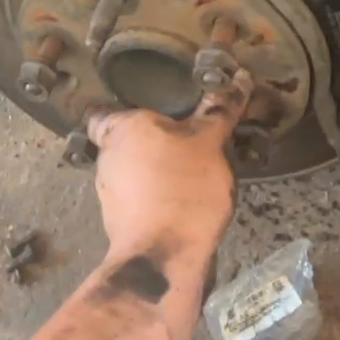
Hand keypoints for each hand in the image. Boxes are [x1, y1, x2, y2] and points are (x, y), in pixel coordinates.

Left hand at [85, 70, 253, 261]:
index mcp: (119, 128)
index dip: (120, 107)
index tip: (148, 107)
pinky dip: (159, 196)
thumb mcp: (209, 142)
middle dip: (152, 140)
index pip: (102, 110)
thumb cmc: (183, 187)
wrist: (164, 260)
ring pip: (133, 171)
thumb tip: (238, 78)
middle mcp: (106, 157)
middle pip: (125, 140)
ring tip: (193, 171)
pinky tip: (186, 201)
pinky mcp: (120, 224)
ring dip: (157, 170)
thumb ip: (219, 111)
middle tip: (187, 136)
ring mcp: (110, 193)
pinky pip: (140, 198)